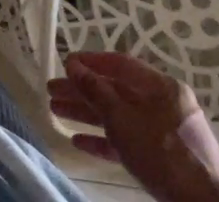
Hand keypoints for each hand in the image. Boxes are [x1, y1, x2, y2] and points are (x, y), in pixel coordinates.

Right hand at [47, 53, 218, 201]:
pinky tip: (79, 142)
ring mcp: (166, 131)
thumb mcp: (121, 118)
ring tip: (56, 111)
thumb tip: (72, 65)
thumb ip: (94, 89)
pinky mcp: (165, 157)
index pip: (120, 63)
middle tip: (52, 90)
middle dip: (82, 91)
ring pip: (119, 115)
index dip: (90, 61)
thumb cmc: (161, 152)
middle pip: (116, 91)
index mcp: (162, 87)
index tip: (64, 63)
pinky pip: (129, 140)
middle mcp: (165, 104)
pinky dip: (105, 139)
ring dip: (87, 113)